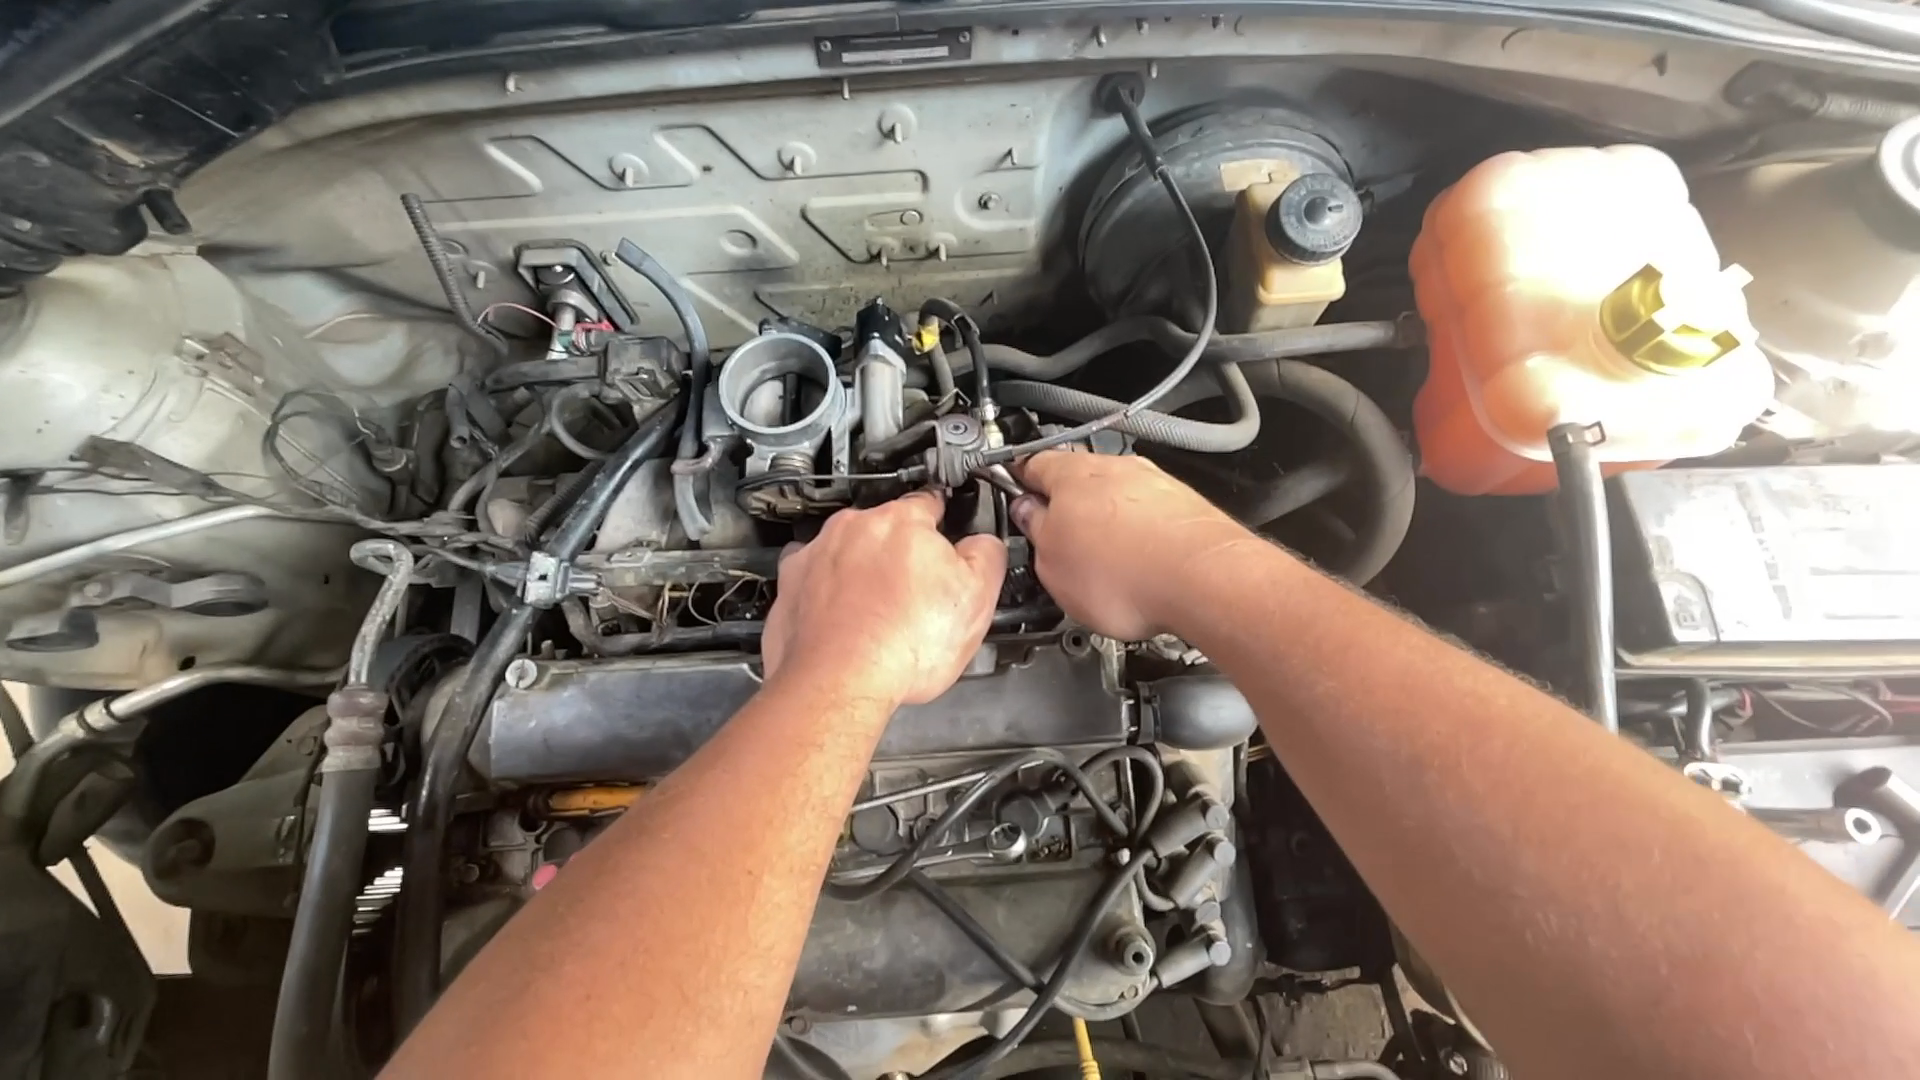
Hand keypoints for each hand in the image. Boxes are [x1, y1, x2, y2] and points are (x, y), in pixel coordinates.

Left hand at [763, 492, 1005, 706]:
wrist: (839, 682)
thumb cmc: (901, 646)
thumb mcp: (977, 598)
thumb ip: (985, 556)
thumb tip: (983, 545)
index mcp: (903, 521)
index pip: (930, 502)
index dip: (944, 521)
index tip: (946, 535)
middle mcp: (855, 527)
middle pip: (887, 528)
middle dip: (902, 553)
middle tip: (917, 593)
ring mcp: (818, 552)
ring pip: (849, 549)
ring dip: (863, 569)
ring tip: (880, 611)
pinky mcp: (792, 582)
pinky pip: (813, 574)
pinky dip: (827, 588)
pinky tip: (842, 613)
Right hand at [1010, 451, 1258, 640]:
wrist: (1204, 582)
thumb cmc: (1130, 574)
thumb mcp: (1052, 563)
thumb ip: (1034, 531)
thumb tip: (1027, 515)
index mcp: (1071, 474)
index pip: (1032, 463)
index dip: (1017, 478)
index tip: (1015, 489)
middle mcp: (1116, 468)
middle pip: (1078, 479)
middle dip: (1066, 505)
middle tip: (1057, 539)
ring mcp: (1155, 486)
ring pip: (1117, 499)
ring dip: (1106, 524)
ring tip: (1103, 565)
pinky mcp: (1185, 509)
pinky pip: (1149, 519)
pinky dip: (1141, 538)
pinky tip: (1139, 568)